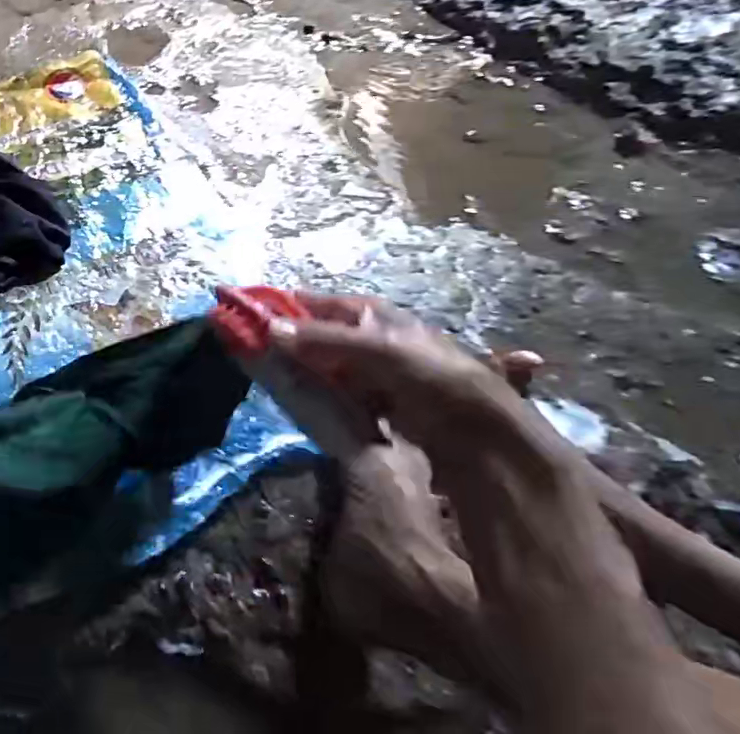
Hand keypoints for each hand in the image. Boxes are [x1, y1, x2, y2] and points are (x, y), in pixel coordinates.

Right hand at [271, 296, 551, 454]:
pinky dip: (323, 397)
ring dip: (304, 372)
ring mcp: (377, 375)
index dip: (290, 306)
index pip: (322, 304)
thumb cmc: (434, 376)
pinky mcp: (381, 407)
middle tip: (254, 351)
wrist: (487, 435)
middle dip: (291, 343)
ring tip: (270, 378)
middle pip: (322, 338)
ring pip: (329, 368)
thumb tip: (269, 329)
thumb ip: (325, 339)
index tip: (252, 311)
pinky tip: (305, 405)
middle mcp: (374, 340)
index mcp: (375, 316)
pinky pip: (341, 396)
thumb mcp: (379, 349)